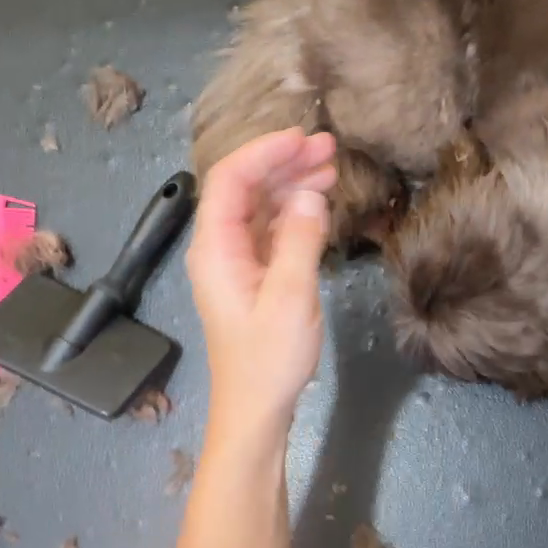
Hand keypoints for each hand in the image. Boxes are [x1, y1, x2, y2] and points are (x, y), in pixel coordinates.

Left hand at [187, 129, 336, 440]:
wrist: (257, 408)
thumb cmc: (270, 359)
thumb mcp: (291, 298)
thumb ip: (301, 241)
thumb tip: (313, 195)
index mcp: (216, 248)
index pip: (232, 179)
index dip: (266, 152)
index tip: (306, 139)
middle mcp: (220, 248)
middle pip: (246, 188)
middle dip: (284, 163)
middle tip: (330, 150)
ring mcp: (236, 263)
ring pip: (260, 208)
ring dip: (292, 185)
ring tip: (332, 171)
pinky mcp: (254, 278)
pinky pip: (270, 232)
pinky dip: (294, 213)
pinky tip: (319, 206)